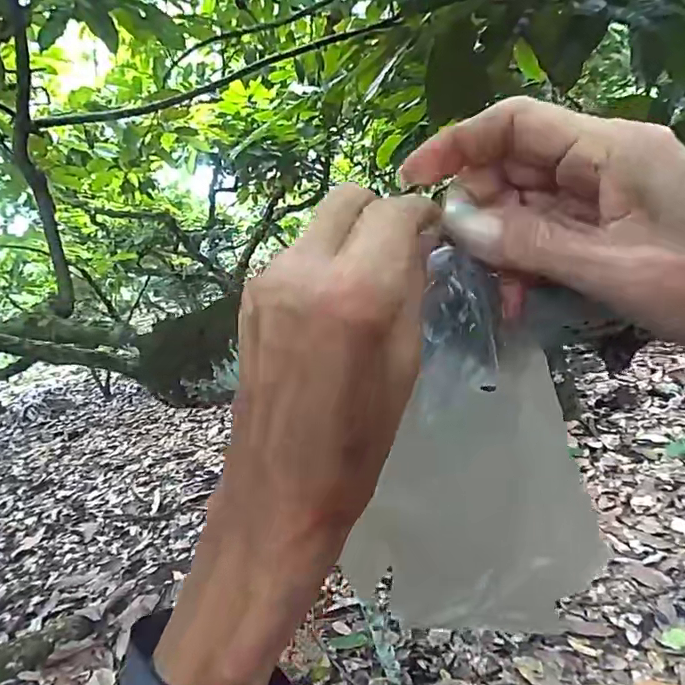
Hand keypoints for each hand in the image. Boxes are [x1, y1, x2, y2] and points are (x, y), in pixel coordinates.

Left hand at [154, 184, 437, 684]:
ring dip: (350, 237)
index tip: (435, 234)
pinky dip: (323, 260)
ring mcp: (267, 279)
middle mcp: (303, 269)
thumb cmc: (359, 442)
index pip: (395, 211)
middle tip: (402, 253)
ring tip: (367, 283)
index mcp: (355, 291)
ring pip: (319, 222)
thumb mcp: (405, 363)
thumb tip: (418, 245)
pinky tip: (332, 304)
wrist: (280, 486)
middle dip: (382, 215)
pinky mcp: (249, 295)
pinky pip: (297, 252)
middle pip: (348, 197)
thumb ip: (411, 290)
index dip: (422, 216)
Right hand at [400, 97, 684, 427]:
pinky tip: (528, 303)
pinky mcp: (628, 236)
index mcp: (611, 148)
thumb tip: (454, 222)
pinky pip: (565, 240)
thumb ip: (531, 245)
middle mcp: (610, 164)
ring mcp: (620, 202)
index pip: (514, 122)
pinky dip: (539, 267)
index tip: (412, 183)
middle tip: (459, 262)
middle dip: (481, 211)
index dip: (456, 144)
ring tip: (501, 299)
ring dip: (509, 249)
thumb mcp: (614, 268)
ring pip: (538, 211)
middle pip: (520, 168)